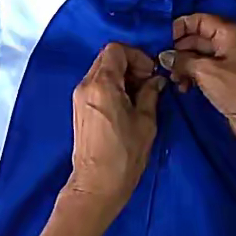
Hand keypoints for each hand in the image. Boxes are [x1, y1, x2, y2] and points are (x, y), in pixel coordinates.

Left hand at [66, 43, 162, 212]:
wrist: (96, 186)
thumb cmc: (124, 154)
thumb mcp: (146, 121)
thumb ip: (150, 93)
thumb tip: (155, 80)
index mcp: (102, 84)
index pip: (116, 50)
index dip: (137, 56)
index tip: (151, 73)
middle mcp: (86, 85)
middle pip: (108, 58)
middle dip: (131, 64)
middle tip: (148, 83)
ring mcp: (79, 97)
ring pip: (102, 70)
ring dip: (122, 75)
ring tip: (139, 96)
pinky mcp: (79, 109)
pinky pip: (97, 84)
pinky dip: (113, 86)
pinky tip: (127, 105)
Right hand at [169, 14, 235, 148]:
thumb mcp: (207, 72)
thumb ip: (183, 60)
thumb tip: (164, 56)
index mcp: (230, 32)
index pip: (200, 20)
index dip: (179, 27)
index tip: (160, 40)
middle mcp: (230, 42)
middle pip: (198, 37)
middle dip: (179, 49)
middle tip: (161, 63)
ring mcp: (229, 60)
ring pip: (199, 55)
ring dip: (184, 65)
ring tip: (172, 78)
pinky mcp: (227, 77)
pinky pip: (205, 69)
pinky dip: (192, 75)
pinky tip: (182, 87)